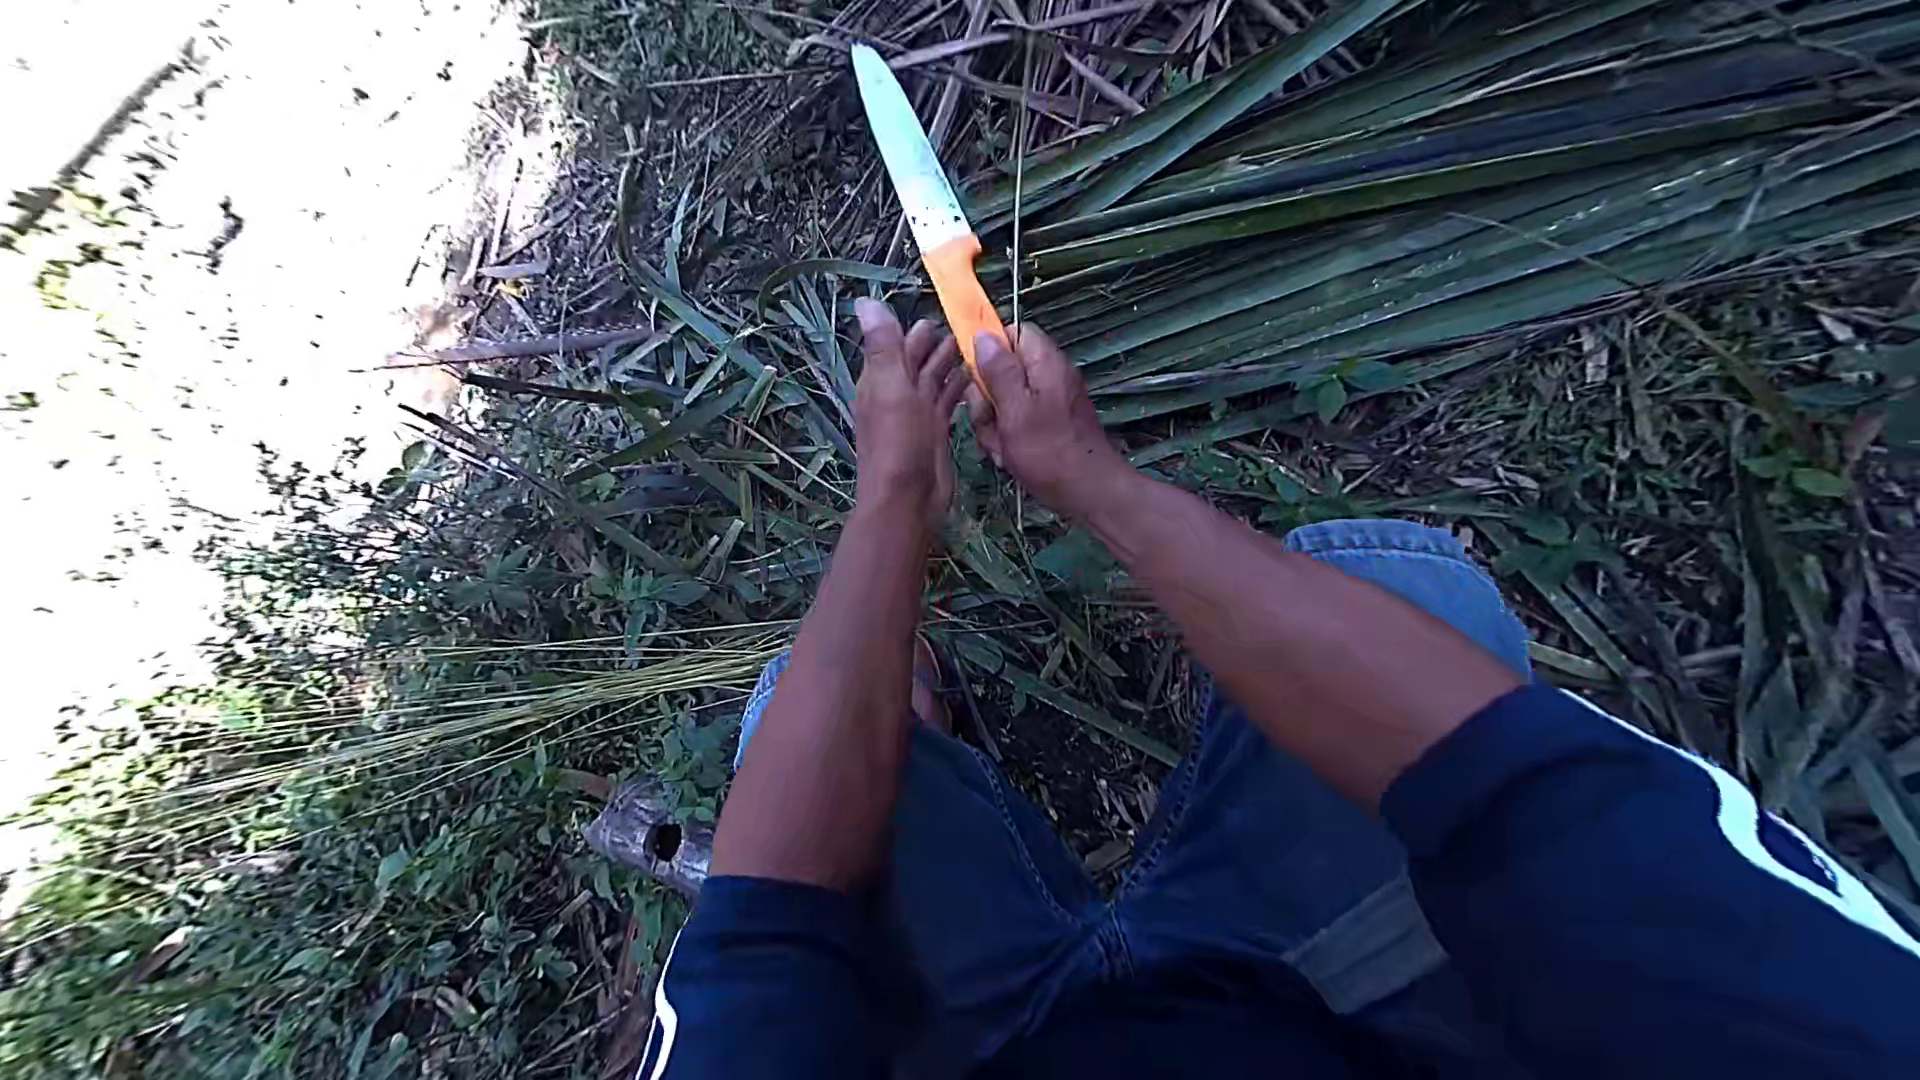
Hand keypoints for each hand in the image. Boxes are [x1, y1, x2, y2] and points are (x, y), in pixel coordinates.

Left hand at [853, 299, 970, 530]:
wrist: (907, 499)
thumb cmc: (897, 443)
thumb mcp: (889, 388)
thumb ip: (883, 346)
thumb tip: (865, 301)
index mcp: (881, 382)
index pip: (896, 346)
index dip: (914, 330)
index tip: (940, 311)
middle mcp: (898, 395)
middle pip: (917, 362)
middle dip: (936, 344)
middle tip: (963, 326)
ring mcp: (917, 416)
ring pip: (934, 381)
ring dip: (950, 364)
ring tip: (973, 346)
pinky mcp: (936, 432)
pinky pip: (947, 402)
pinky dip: (958, 388)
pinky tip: (973, 378)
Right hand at [965, 325, 1136, 519]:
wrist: (1089, 492)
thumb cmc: (1050, 452)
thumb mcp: (1015, 409)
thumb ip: (999, 370)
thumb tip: (982, 335)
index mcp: (1045, 363)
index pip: (1012, 332)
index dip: (989, 350)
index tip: (976, 377)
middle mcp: (1049, 377)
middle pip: (1003, 370)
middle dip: (987, 398)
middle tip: (992, 423)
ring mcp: (1049, 403)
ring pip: (1004, 401)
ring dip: (994, 425)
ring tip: (1002, 447)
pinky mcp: (1047, 425)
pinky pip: (1016, 422)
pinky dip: (1007, 440)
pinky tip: (1009, 457)